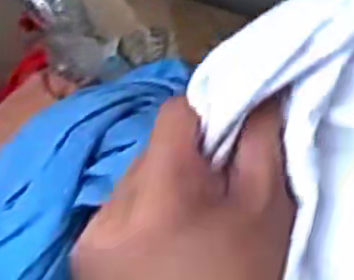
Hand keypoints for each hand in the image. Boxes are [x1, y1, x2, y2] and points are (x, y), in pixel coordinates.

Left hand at [72, 97, 293, 279]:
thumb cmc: (243, 266)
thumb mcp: (268, 196)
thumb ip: (262, 135)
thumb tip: (264, 90)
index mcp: (154, 197)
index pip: (174, 113)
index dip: (213, 104)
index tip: (244, 119)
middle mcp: (106, 215)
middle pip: (156, 143)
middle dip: (197, 144)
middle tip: (233, 165)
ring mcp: (88, 240)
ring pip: (141, 170)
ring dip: (177, 170)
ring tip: (208, 199)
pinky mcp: (85, 257)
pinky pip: (126, 200)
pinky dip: (157, 197)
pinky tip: (182, 222)